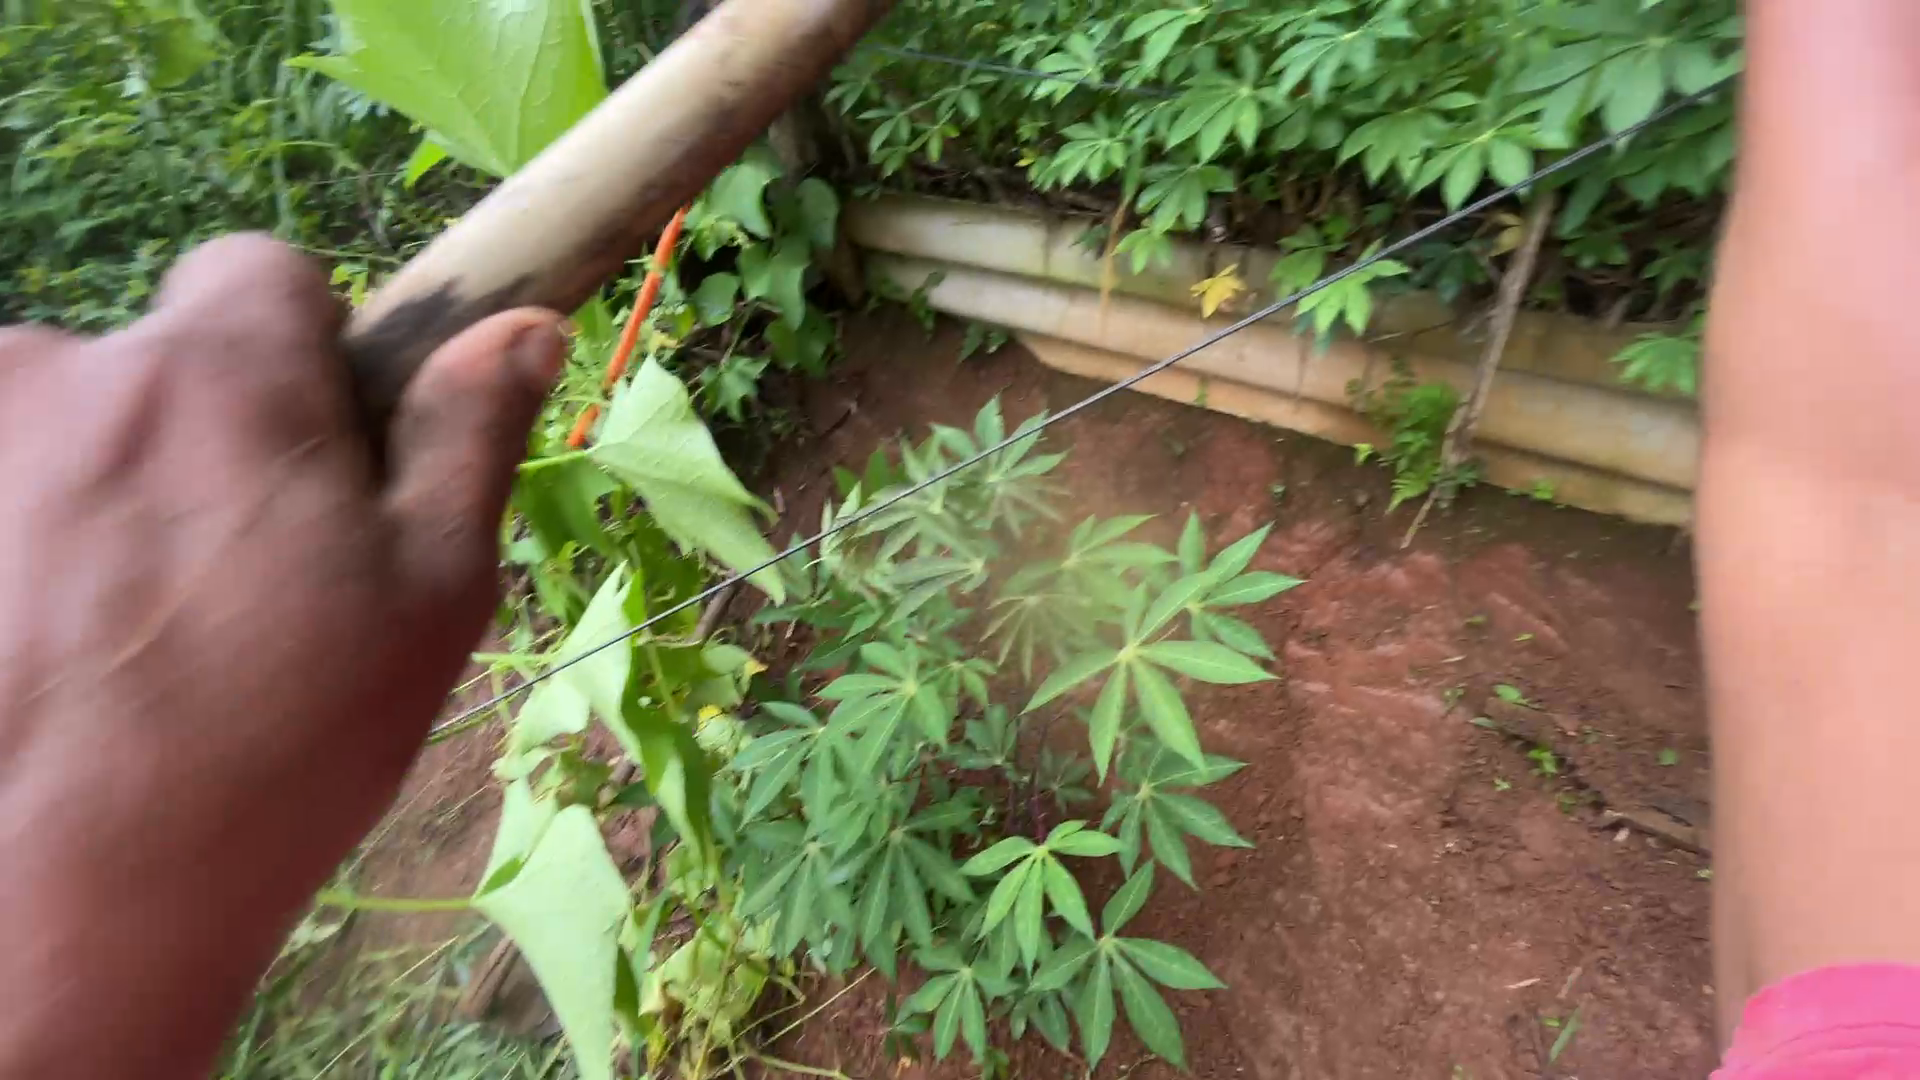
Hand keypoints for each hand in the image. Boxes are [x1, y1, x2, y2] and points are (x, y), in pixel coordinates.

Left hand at [0, 236, 562, 1077]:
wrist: (51, 915)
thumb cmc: (298, 728)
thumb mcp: (439, 581)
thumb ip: (472, 433)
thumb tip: (529, 323)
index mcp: (220, 381)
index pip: (265, 271)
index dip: (316, 350)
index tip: (333, 450)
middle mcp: (48, 373)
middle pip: (163, 359)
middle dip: (221, 432)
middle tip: (255, 571)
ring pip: (64, 426)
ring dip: (113, 486)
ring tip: (145, 624)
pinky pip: (3, 481)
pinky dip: (33, 531)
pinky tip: (54, 638)